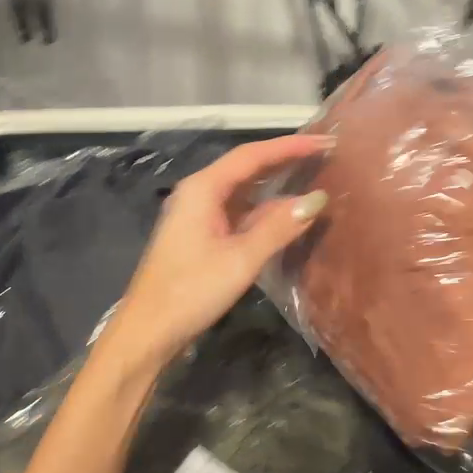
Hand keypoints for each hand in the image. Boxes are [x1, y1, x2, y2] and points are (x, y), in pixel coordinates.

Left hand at [100, 135, 332, 364]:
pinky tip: (289, 214)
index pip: (252, 155)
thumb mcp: (241, 259)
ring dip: (277, 185)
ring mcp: (200, 214)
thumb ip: (279, 227)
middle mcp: (200, 192)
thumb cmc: (191, 290)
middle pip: (247, 167)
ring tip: (314, 176)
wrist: (148, 332)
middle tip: (325, 153)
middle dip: (285, 159)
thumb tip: (318, 198)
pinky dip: (265, 209)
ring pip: (244, 190)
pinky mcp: (203, 234)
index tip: (324, 141)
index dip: (290, 146)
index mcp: (203, 188)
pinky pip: (240, 211)